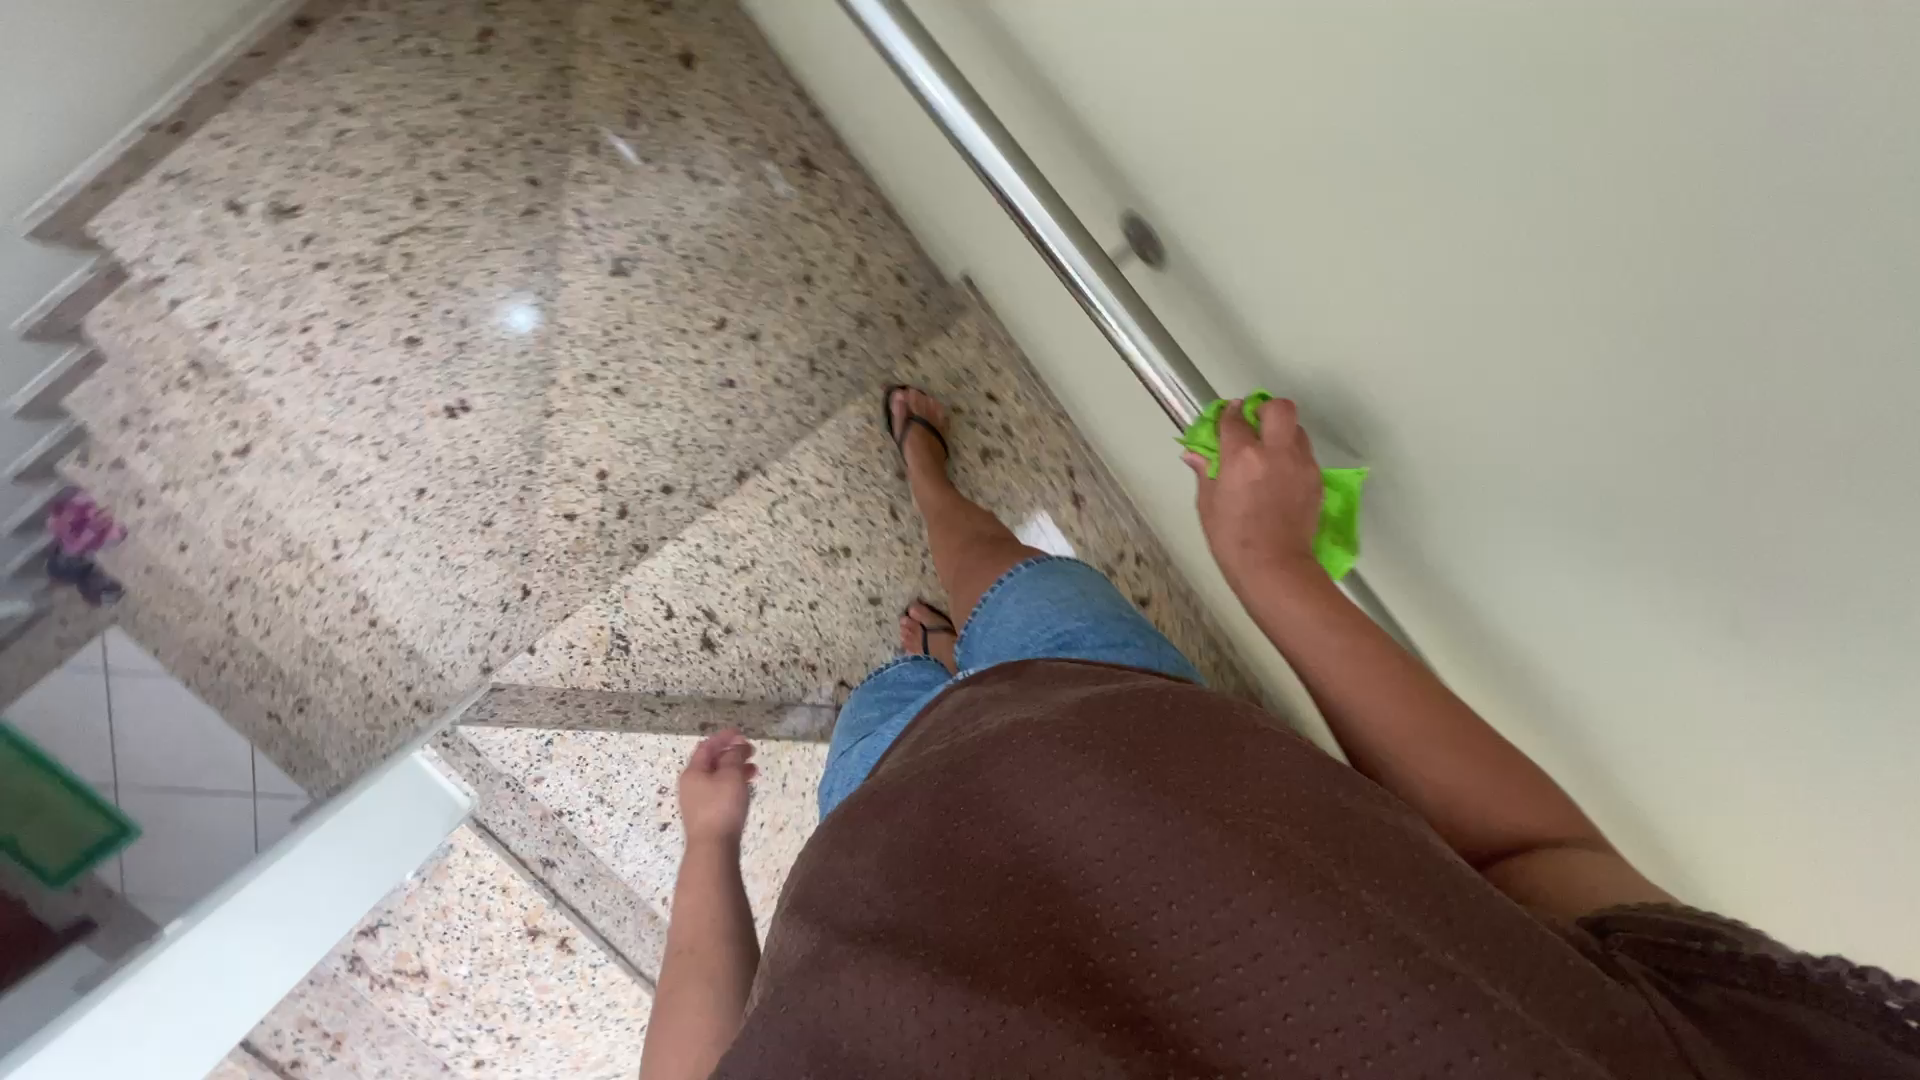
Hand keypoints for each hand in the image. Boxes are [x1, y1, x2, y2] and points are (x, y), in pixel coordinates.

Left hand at [678, 729, 756, 845]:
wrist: (713, 847)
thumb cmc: (721, 806)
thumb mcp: (731, 775)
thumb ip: (734, 757)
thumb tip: (735, 748)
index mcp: (693, 771)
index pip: (707, 746)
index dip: (724, 737)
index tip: (741, 733)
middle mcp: (691, 784)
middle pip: (712, 761)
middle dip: (732, 753)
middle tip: (751, 750)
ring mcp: (697, 801)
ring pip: (718, 777)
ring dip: (735, 769)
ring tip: (754, 769)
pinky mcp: (706, 814)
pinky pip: (720, 790)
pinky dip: (733, 783)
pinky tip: (746, 787)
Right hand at [1184, 396, 1324, 591]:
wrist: (1273, 565)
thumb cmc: (1232, 539)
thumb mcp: (1209, 504)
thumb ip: (1205, 472)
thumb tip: (1195, 455)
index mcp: (1242, 456)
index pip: (1235, 419)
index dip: (1229, 413)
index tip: (1227, 414)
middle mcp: (1275, 452)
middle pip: (1279, 408)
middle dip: (1265, 408)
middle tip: (1255, 423)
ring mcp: (1300, 464)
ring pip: (1297, 429)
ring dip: (1282, 431)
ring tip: (1269, 450)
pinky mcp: (1316, 479)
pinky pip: (1305, 455)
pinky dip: (1292, 456)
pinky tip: (1280, 475)